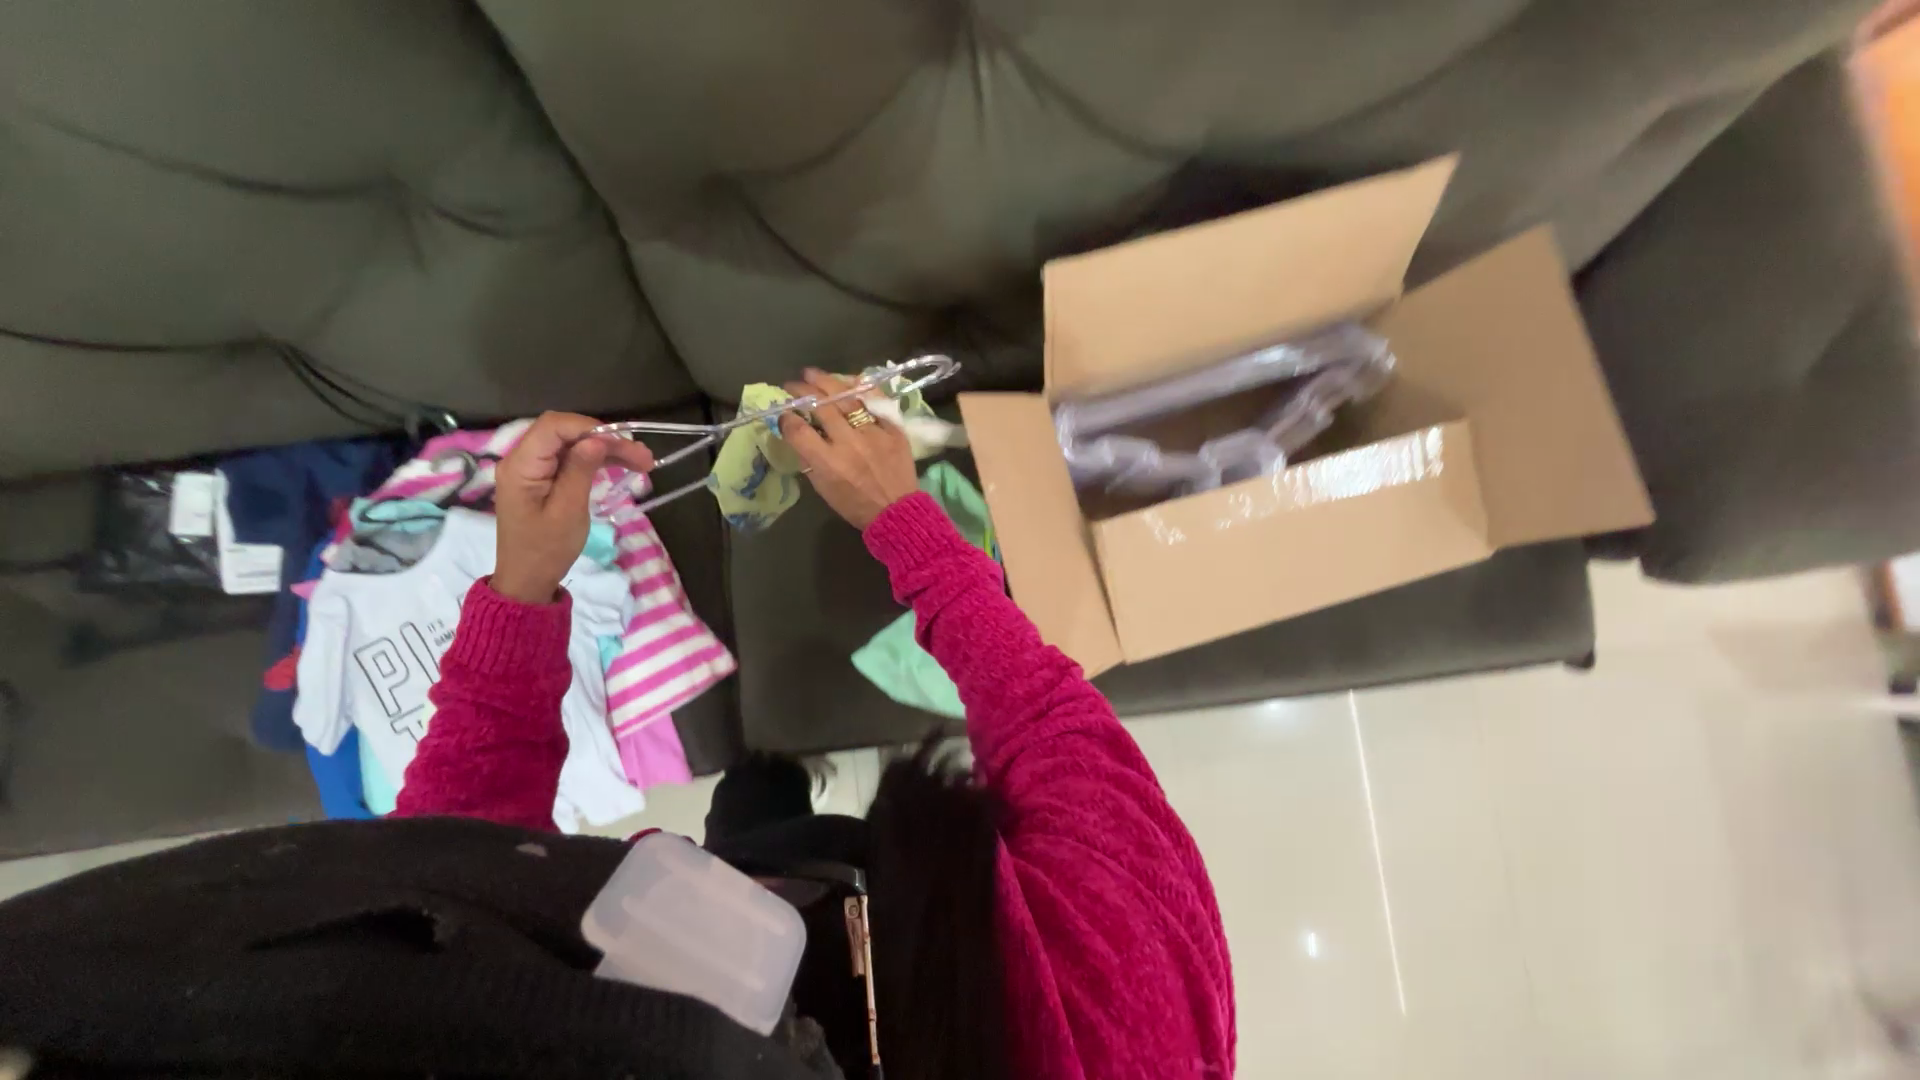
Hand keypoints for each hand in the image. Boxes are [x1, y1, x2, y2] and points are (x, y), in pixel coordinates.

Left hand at [492, 412, 653, 603]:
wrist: (528, 579)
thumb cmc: (547, 550)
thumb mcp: (568, 511)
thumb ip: (580, 471)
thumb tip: (597, 440)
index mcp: (521, 466)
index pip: (553, 426)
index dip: (590, 427)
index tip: (623, 442)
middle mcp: (522, 460)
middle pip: (565, 432)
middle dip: (605, 438)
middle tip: (643, 456)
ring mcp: (532, 469)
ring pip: (571, 445)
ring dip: (606, 449)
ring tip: (642, 462)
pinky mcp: (542, 479)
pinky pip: (569, 459)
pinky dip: (595, 460)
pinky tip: (621, 466)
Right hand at [778, 369, 918, 530]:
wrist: (897, 512)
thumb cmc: (855, 505)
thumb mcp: (823, 488)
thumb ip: (810, 458)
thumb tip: (797, 432)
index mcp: (828, 463)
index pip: (798, 430)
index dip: (786, 418)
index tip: (783, 413)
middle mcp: (849, 443)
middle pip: (821, 406)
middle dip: (802, 391)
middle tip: (792, 384)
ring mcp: (873, 433)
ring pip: (847, 397)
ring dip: (827, 382)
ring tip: (812, 374)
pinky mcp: (893, 428)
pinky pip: (876, 400)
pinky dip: (861, 388)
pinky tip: (848, 380)